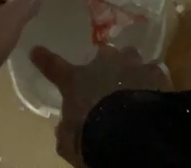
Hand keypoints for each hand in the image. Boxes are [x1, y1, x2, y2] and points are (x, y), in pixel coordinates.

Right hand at [30, 44, 170, 166]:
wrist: (130, 134)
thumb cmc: (92, 135)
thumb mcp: (69, 140)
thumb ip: (66, 128)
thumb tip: (65, 126)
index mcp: (76, 80)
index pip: (54, 67)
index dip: (44, 59)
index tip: (35, 50)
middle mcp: (103, 63)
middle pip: (102, 56)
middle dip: (105, 66)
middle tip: (108, 83)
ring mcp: (131, 63)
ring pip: (129, 58)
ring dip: (129, 70)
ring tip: (134, 86)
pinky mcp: (155, 71)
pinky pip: (152, 72)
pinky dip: (151, 82)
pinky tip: (153, 94)